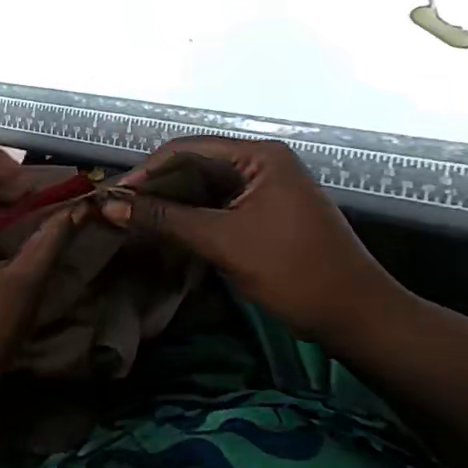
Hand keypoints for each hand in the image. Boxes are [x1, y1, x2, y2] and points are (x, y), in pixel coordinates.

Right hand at [100, 136, 408, 342]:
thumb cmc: (294, 272)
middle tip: (119, 208)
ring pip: (204, 186)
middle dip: (157, 187)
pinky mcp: (266, 211)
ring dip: (171, 202)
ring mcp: (266, 187)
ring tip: (135, 219)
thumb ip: (164, 219)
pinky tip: (167, 229)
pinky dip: (191, 216)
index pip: (186, 149)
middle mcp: (262, 162)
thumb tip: (109, 205)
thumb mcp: (223, 242)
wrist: (359, 318)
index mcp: (260, 155)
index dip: (146, 171)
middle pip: (194, 164)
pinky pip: (218, 204)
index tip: (112, 195)